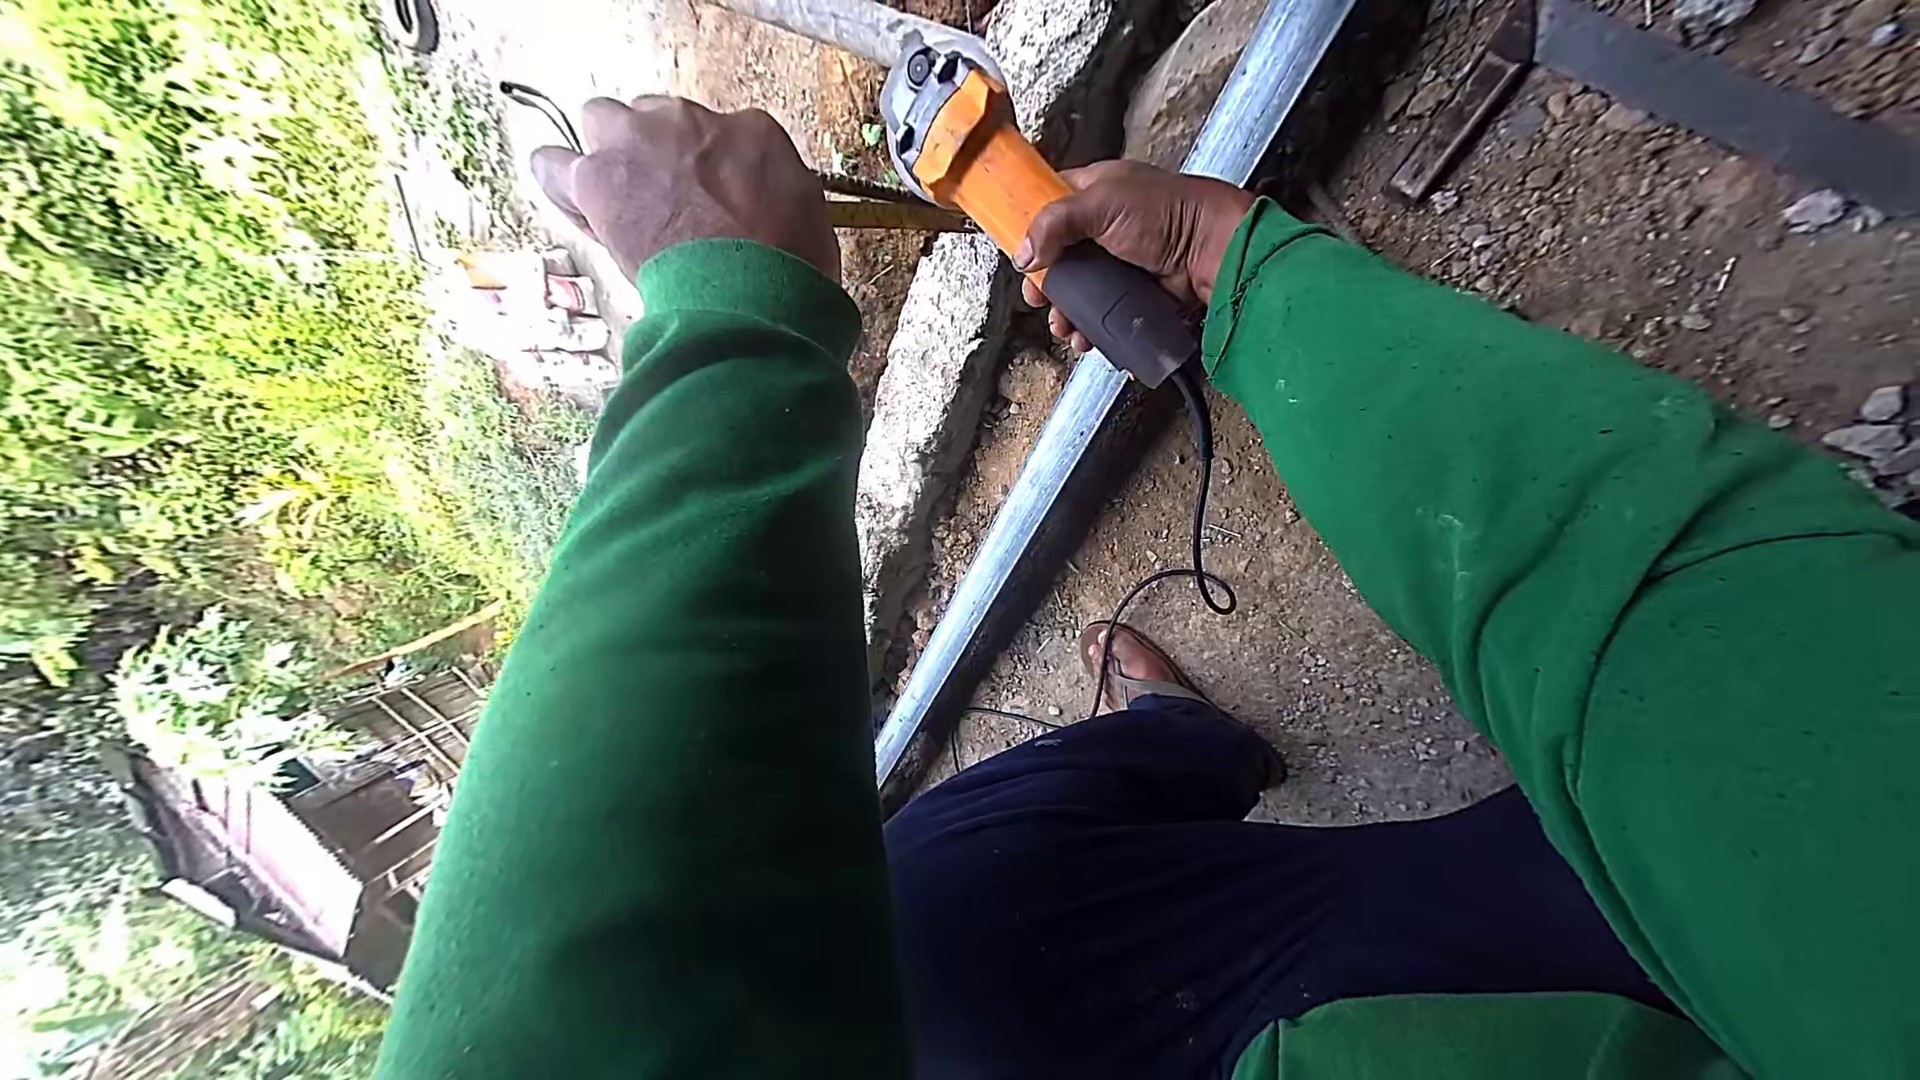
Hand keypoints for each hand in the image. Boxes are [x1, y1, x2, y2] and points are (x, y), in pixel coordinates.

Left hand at [530, 97, 838, 282]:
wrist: (755, 298)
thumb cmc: (791, 273)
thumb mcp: (813, 226)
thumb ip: (781, 198)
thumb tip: (766, 205)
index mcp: (755, 134)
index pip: (723, 137)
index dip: (714, 175)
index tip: (716, 206)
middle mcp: (694, 121)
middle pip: (660, 121)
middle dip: (663, 157)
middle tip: (674, 206)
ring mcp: (640, 141)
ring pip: (605, 124)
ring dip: (614, 160)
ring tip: (628, 207)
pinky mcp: (600, 177)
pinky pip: (557, 165)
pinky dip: (566, 187)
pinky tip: (586, 212)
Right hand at [1013, 160, 1253, 352]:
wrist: (1209, 252)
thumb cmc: (1168, 214)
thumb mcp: (1103, 204)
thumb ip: (1056, 223)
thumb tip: (1023, 254)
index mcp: (1094, 192)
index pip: (1049, 207)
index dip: (1030, 231)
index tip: (1020, 257)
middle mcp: (1101, 227)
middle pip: (1057, 258)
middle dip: (1045, 285)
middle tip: (1040, 298)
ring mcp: (1114, 262)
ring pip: (1075, 291)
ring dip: (1064, 313)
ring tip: (1064, 326)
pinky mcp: (1127, 292)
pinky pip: (1097, 312)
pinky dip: (1087, 327)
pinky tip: (1084, 336)